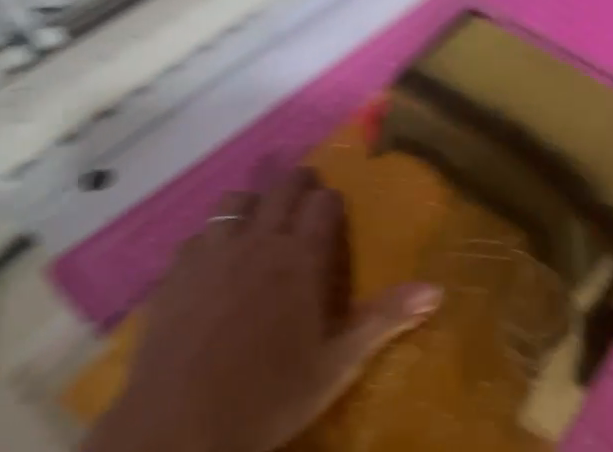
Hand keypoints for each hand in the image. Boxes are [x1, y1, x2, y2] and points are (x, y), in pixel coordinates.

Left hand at [87, 168, 440, 451]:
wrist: (177, 430)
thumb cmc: (268, 398)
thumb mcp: (335, 365)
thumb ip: (384, 320)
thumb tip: (437, 289)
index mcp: (302, 259)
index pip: (325, 204)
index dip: (332, 202)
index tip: (334, 212)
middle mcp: (259, 241)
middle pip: (284, 188)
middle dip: (299, 185)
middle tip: (307, 197)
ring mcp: (213, 253)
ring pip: (237, 200)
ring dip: (254, 203)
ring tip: (260, 222)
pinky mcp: (175, 273)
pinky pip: (198, 233)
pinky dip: (213, 235)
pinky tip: (214, 259)